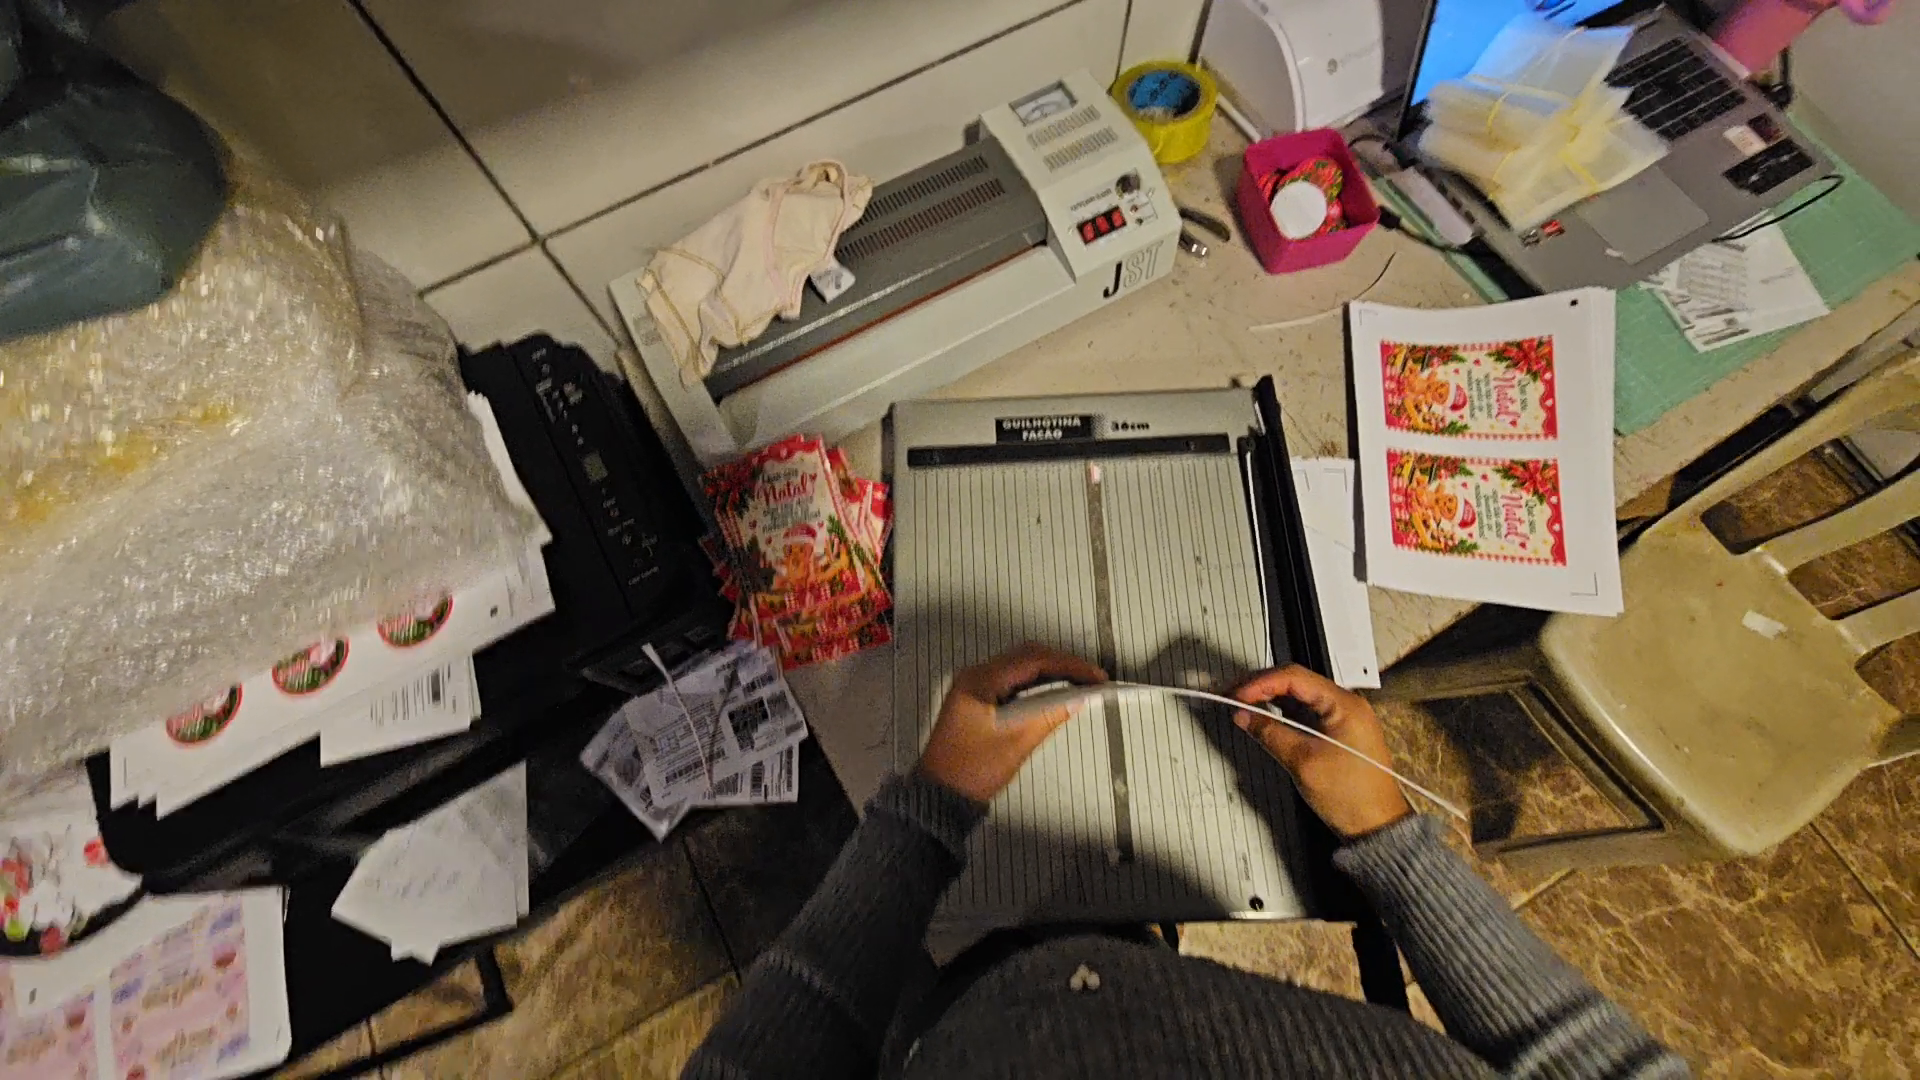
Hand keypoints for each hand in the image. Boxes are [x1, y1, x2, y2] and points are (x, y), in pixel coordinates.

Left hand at [917, 643, 1107, 802]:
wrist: (937, 793)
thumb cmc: (974, 770)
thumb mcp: (1015, 744)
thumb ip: (1048, 716)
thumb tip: (1080, 697)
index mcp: (981, 680)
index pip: (1032, 660)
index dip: (1069, 665)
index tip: (1097, 677)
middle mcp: (976, 673)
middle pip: (1026, 656)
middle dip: (1062, 663)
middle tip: (1093, 679)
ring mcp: (975, 683)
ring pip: (1020, 665)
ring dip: (1050, 670)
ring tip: (1081, 683)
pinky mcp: (978, 696)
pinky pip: (1012, 679)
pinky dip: (1036, 682)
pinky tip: (1055, 692)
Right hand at [1230, 665, 1411, 840]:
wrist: (1377, 827)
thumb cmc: (1351, 796)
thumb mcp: (1302, 762)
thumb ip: (1269, 733)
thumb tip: (1243, 715)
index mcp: (1345, 705)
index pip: (1294, 677)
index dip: (1260, 683)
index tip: (1237, 695)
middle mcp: (1345, 704)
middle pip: (1294, 681)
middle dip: (1261, 687)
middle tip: (1233, 696)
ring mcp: (1341, 717)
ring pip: (1296, 695)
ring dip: (1268, 698)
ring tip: (1242, 704)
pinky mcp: (1334, 730)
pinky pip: (1302, 711)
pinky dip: (1280, 712)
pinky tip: (1262, 717)